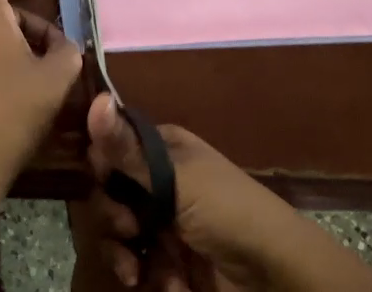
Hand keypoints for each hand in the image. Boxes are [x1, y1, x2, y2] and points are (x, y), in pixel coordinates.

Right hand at [87, 95, 371, 291]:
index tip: (102, 182)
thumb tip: (96, 98)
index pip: (112, 147)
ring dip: (122, 252)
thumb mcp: (175, 179)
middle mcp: (159, 181)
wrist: (275, 277)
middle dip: (111, 216)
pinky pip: (135, 261)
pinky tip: (164, 282)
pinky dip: (143, 273)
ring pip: (117, 231)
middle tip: (128, 229)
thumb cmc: (227, 212)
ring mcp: (163, 222)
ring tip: (136, 271)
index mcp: (163, 150)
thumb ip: (128, 149)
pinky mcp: (169, 259)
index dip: (101, 166)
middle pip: (109, 192)